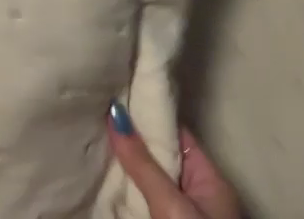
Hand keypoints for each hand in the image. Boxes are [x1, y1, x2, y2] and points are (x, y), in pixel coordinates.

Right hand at [108, 100, 240, 218]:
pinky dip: (126, 185)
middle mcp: (199, 190)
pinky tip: (104, 173)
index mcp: (211, 177)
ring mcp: (185, 209)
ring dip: (126, 164)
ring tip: (93, 137)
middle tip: (95, 115)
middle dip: (130, 139)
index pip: (174, 133)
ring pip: (150, 177)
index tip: (114, 96)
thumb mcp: (171, 204)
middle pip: (159, 154)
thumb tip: (114, 110)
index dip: (145, 114)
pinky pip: (144, 196)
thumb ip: (144, 163)